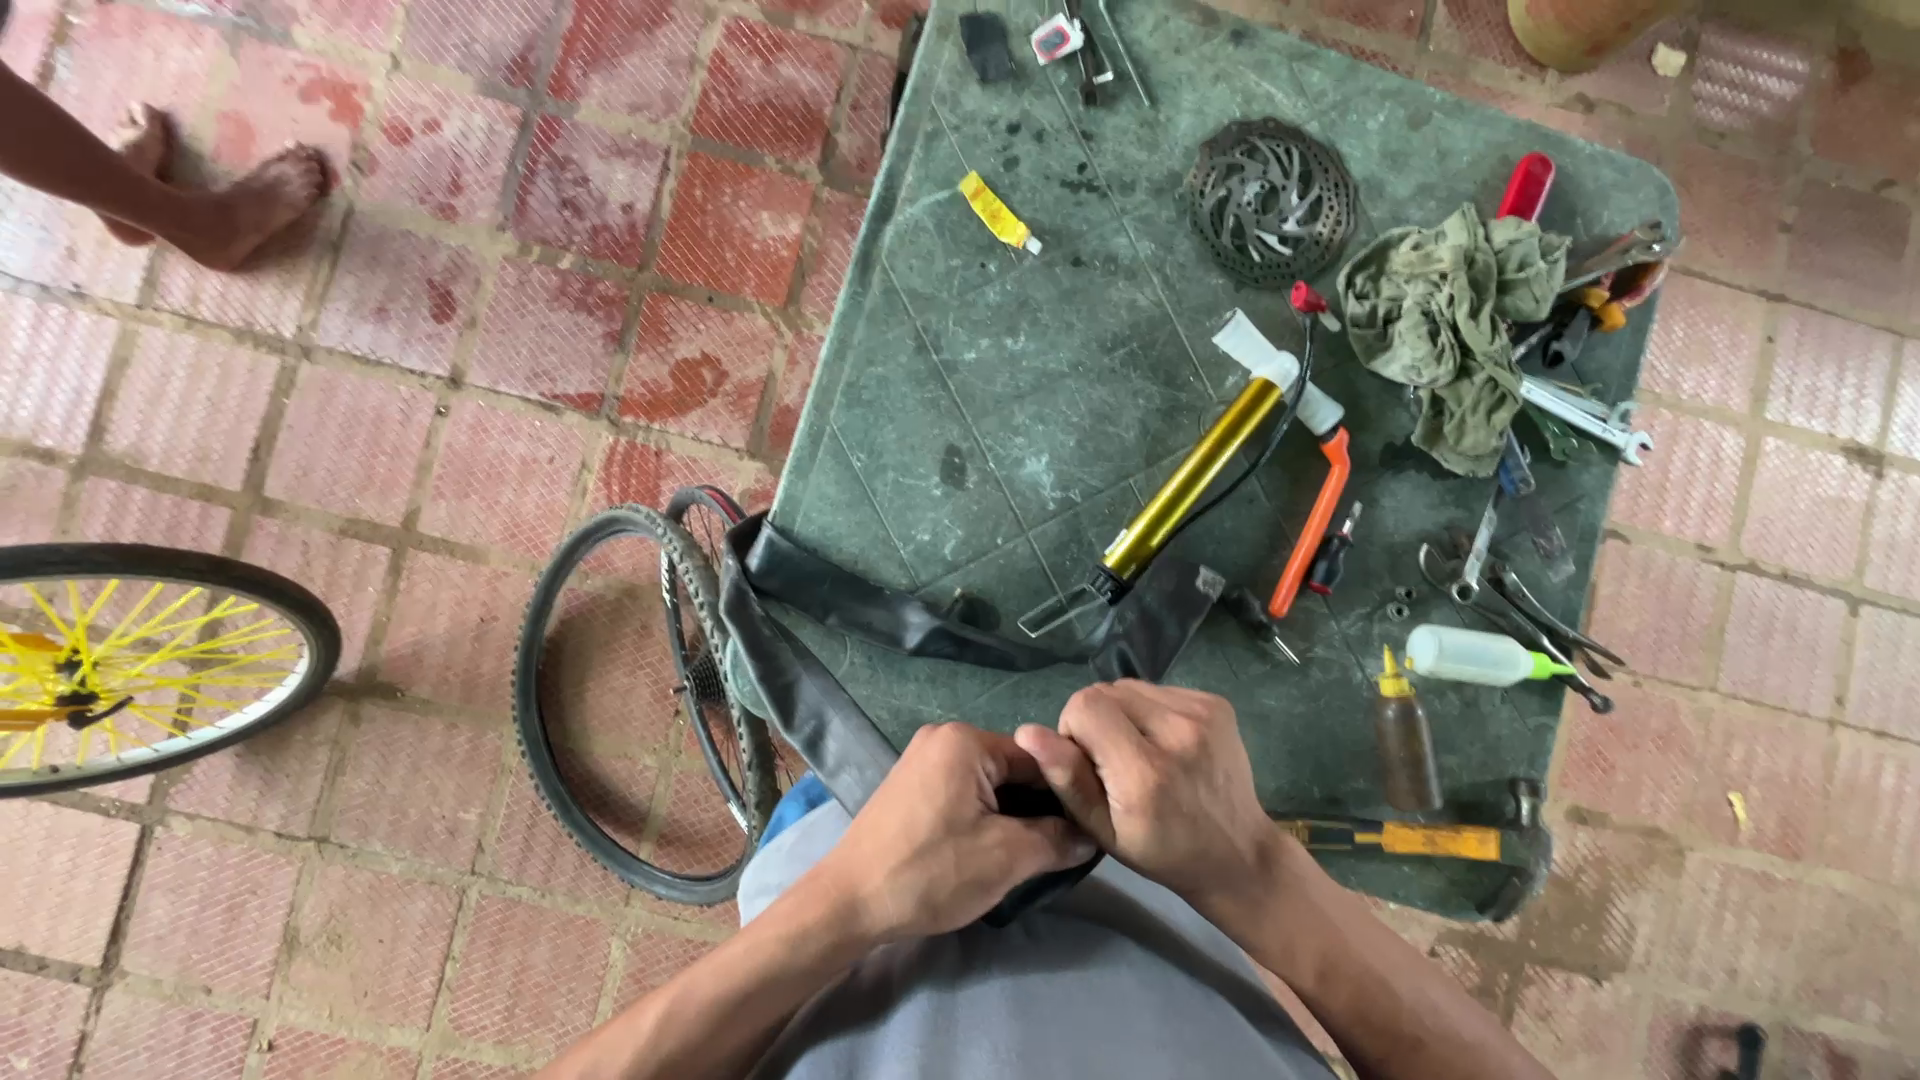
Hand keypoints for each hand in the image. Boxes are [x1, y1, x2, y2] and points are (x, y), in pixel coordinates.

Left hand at [806, 722, 1096, 942]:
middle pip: (1013, 768)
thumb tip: (1091, 835)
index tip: (1084, 831)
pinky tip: (988, 848)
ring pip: (989, 783)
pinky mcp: (910, 784)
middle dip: (1036, 807)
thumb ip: (1058, 839)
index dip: (1066, 795)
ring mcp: (922, 759)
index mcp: (967, 739)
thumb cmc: (931, 871)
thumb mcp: (1007, 857)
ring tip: (1025, 854)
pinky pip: (963, 790)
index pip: (1039, 758)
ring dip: (1010, 815)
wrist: (849, 902)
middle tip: (1056, 849)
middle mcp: (943, 737)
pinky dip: (982, 816)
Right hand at [1014, 680, 1278, 913]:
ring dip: (1122, 712)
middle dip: (1096, 720)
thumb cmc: (1161, 850)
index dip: (1074, 731)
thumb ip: (1066, 778)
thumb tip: (1028, 733)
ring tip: (1139, 750)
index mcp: (1145, 770)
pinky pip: (1158, 688)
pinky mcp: (1217, 703)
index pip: (1083, 706)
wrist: (1237, 853)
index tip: (1089, 764)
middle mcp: (1177, 732)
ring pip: (1129, 686)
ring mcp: (1202, 713)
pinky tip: (1163, 742)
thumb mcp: (1102, 830)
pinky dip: (1150, 710)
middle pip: (1104, 691)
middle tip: (1113, 761)